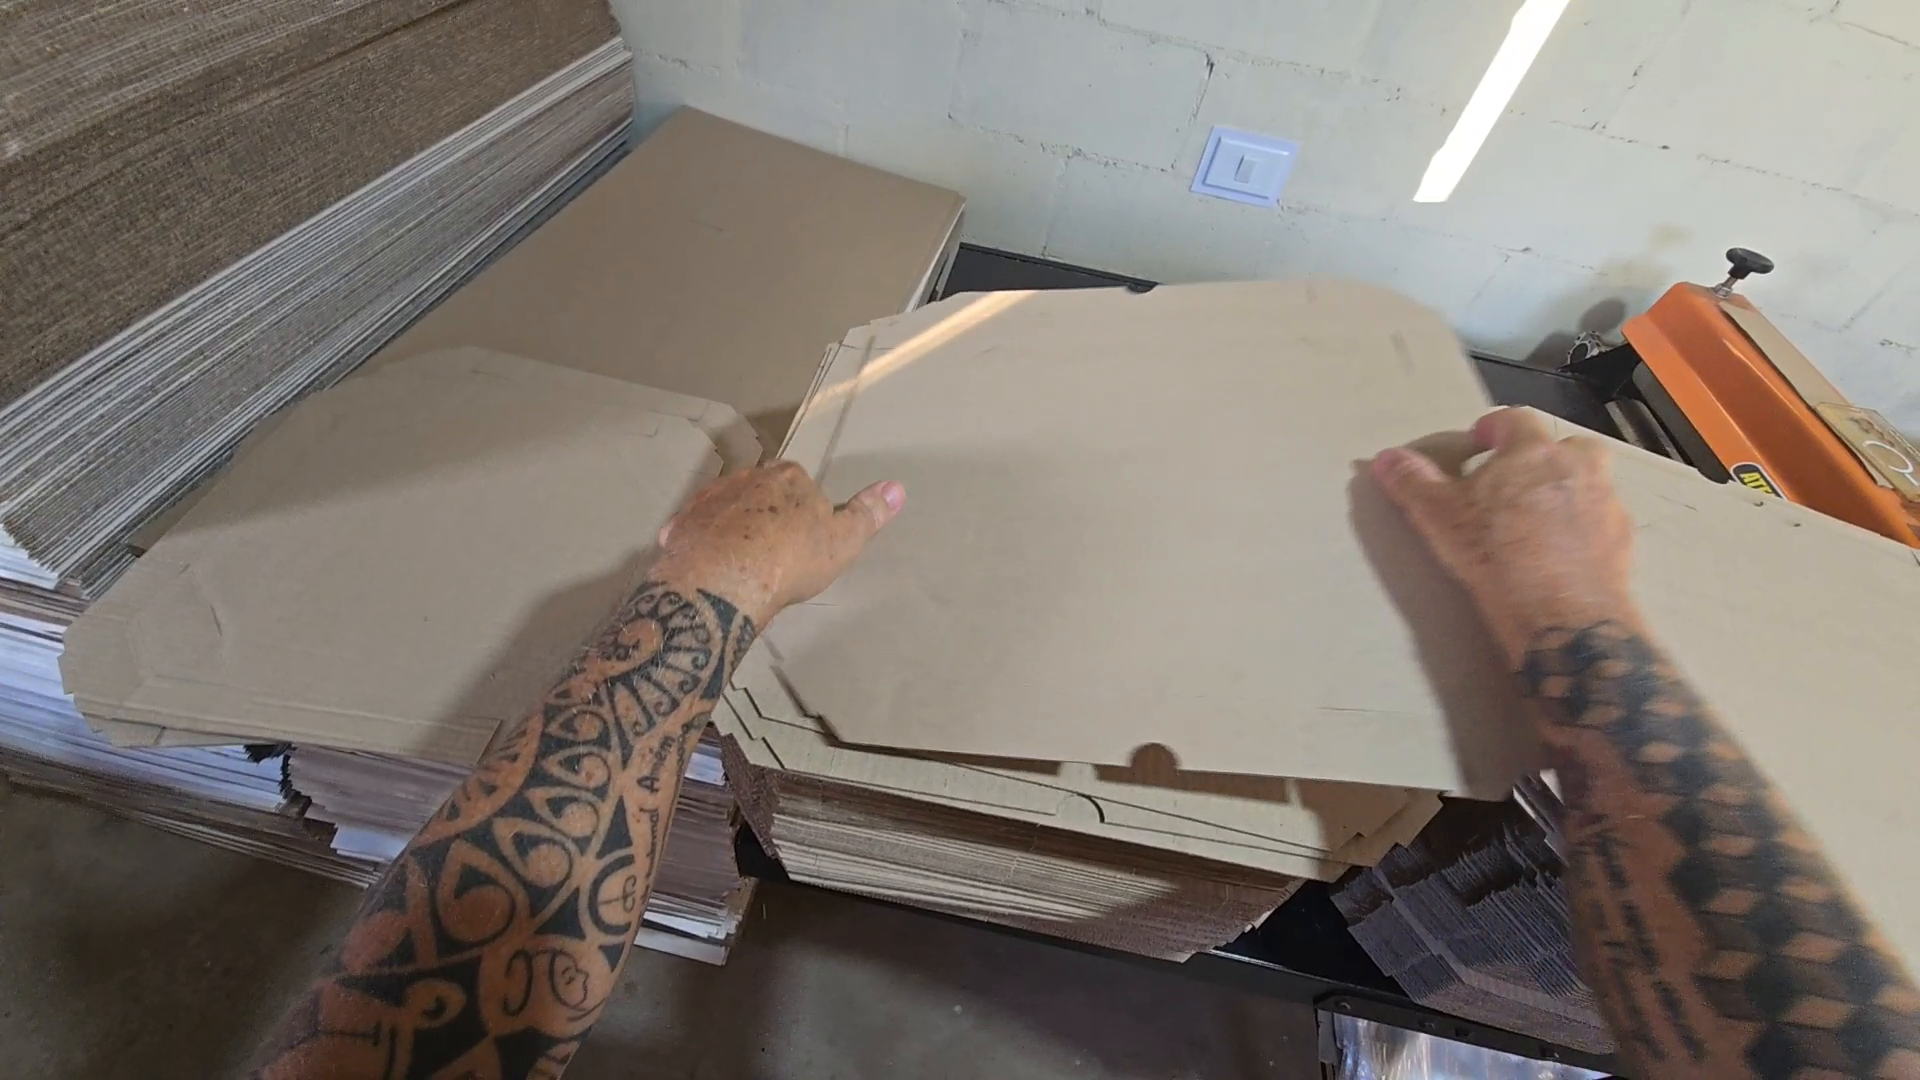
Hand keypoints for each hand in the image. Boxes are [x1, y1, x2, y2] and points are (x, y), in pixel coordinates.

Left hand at [653, 462, 904, 625]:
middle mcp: (746, 477)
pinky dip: (704, 544)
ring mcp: (709, 500)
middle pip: (762, 492)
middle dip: (769, 515)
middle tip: (777, 553)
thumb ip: (868, 514)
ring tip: (746, 565)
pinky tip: (713, 567)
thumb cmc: (789, 561)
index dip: (806, 511)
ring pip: (728, 509)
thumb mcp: (844, 542)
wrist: (723, 584)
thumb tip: (897, 487)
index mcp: (788, 477)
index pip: (801, 483)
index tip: (807, 539)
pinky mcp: (681, 524)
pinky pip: (696, 530)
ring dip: (736, 529)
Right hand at [1371, 408, 1639, 663]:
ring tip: (1531, 515)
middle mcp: (1577, 466)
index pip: (1514, 419)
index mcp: (1532, 452)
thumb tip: (1386, 457)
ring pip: (1586, 479)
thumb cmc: (1492, 551)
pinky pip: (1597, 515)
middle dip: (1537, 455)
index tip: (1476, 442)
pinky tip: (1553, 548)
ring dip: (1561, 486)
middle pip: (1563, 444)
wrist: (1558, 609)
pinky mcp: (1621, 537)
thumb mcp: (1436, 515)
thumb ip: (1411, 481)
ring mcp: (1605, 501)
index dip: (1492, 427)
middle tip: (1510, 480)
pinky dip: (1577, 521)